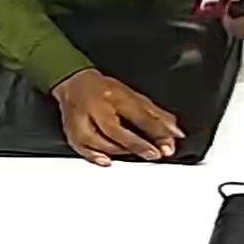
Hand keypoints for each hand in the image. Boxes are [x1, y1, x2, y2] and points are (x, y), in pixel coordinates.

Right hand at [51, 69, 182, 165]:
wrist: (72, 83)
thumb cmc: (104, 89)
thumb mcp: (133, 95)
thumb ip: (155, 115)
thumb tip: (175, 133)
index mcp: (113, 96)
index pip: (138, 115)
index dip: (155, 132)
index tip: (168, 146)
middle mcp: (94, 107)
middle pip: (113, 130)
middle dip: (135, 144)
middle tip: (153, 154)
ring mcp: (78, 119)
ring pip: (95, 140)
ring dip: (116, 150)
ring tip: (133, 154)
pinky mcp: (69, 128)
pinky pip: (78, 145)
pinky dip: (92, 155)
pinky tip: (105, 161)